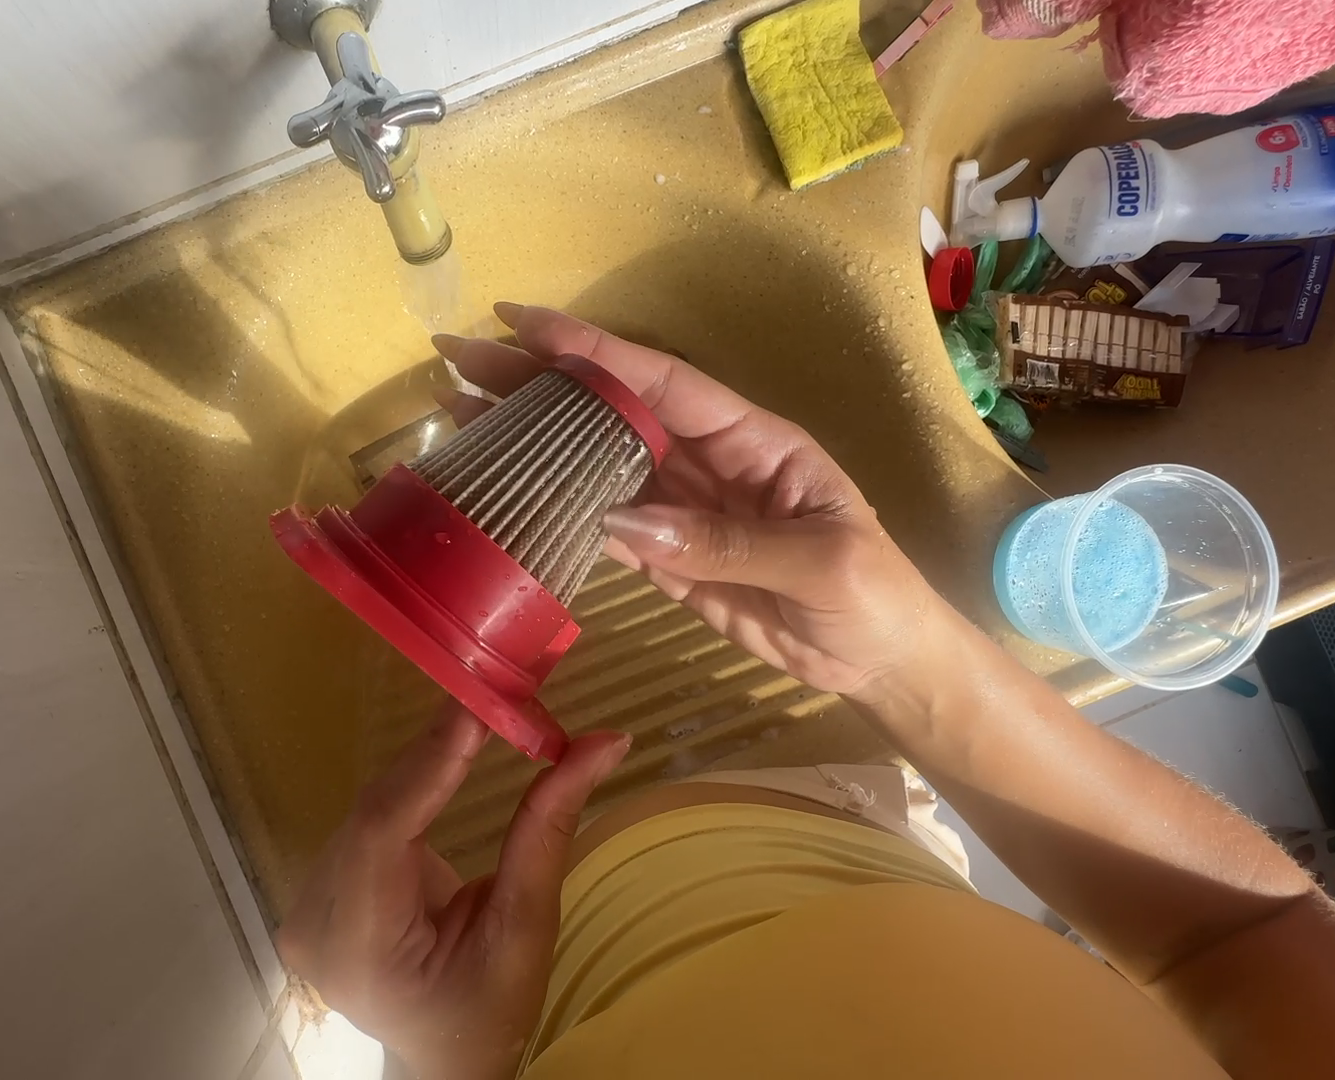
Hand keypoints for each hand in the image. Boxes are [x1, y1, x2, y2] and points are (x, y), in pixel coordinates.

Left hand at [278, 706, 630, 1079]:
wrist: (446, 1053)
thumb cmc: (488, 1009)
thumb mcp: (526, 927)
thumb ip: (548, 829)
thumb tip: (605, 742)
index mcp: (356, 947)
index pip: (382, 831)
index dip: (430, 761)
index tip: (479, 705)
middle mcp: (314, 919)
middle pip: (377, 809)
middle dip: (439, 750)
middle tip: (497, 699)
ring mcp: (310, 899)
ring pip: (375, 801)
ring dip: (430, 760)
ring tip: (485, 718)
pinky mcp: (325, 880)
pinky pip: (374, 811)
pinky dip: (418, 779)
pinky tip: (452, 750)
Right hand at [433, 303, 942, 700]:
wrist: (877, 659)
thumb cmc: (870, 593)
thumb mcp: (820, 560)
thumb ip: (727, 541)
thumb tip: (621, 520)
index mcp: (748, 438)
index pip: (658, 381)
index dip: (590, 349)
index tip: (519, 323)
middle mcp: (703, 460)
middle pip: (609, 412)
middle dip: (535, 381)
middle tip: (457, 360)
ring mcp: (678, 508)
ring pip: (593, 465)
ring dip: (532, 442)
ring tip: (460, 419)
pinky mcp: (664, 556)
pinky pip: (601, 526)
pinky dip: (556, 511)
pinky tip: (510, 495)